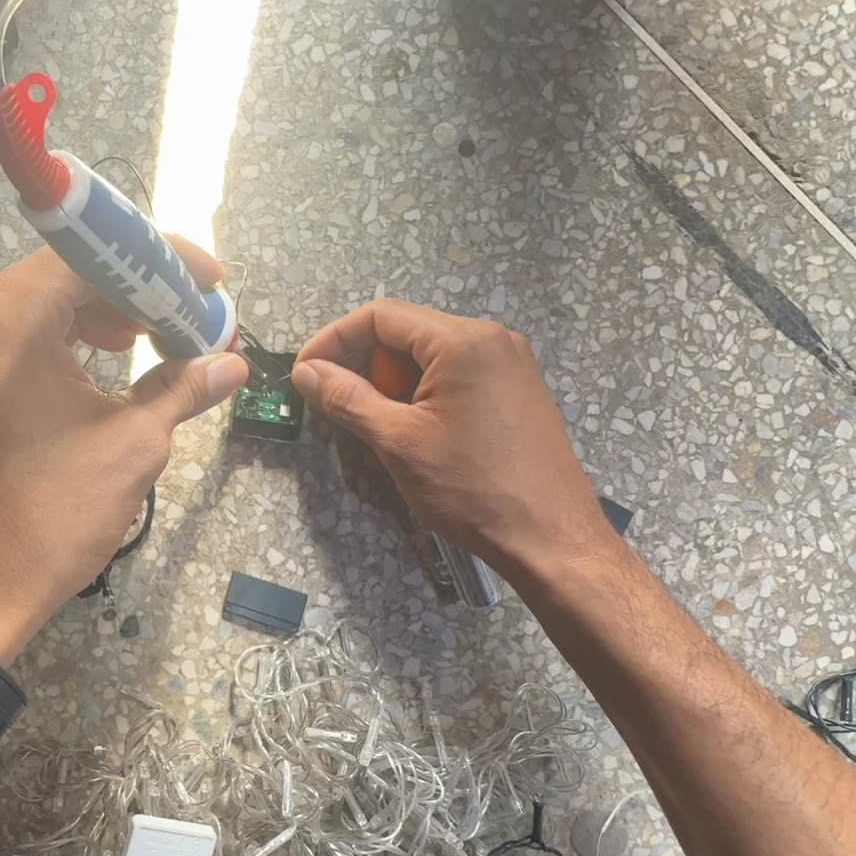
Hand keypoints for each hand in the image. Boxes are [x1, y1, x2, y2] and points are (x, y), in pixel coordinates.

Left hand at [0, 241, 248, 661]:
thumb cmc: (52, 513)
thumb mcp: (132, 444)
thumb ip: (182, 387)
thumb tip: (231, 364)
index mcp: (6, 313)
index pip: (93, 254)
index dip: (160, 260)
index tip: (209, 281)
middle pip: (64, 277)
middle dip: (133, 293)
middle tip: (187, 319)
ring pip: (40, 311)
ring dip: (100, 320)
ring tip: (152, 343)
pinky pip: (17, 347)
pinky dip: (64, 349)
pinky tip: (99, 372)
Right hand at [292, 300, 614, 584]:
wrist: (550, 539)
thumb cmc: (471, 487)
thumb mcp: (397, 441)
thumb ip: (346, 398)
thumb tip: (305, 372)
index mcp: (463, 341)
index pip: (381, 316)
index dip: (334, 339)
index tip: (305, 373)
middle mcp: (490, 339)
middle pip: (404, 332)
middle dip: (360, 363)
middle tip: (332, 403)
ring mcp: (507, 364)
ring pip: (426, 356)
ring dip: (387, 382)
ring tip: (370, 425)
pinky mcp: (512, 391)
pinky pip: (451, 374)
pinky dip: (417, 393)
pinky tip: (407, 430)